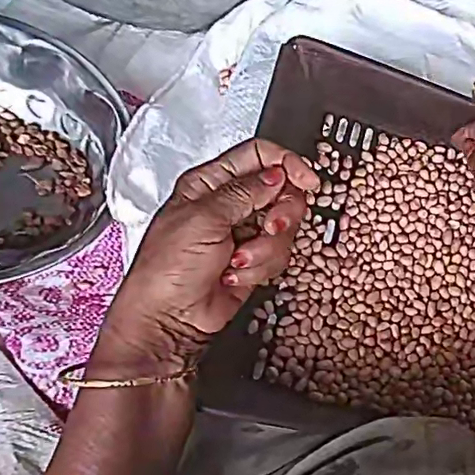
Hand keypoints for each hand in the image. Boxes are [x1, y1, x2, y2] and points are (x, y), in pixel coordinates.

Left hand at [95, 138, 319, 372]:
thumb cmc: (167, 270)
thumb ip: (245, 192)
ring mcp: (245, 233)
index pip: (259, 156)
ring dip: (265, 249)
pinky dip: (262, 267)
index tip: (307, 180)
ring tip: (238, 260)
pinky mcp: (256, 259)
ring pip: (285, 227)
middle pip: (282, 192)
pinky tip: (236, 273)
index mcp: (210, 183)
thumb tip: (278, 173)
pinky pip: (280, 254)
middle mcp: (230, 204)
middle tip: (270, 228)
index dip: (287, 164)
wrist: (170, 318)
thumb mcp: (204, 219)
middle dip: (282, 214)